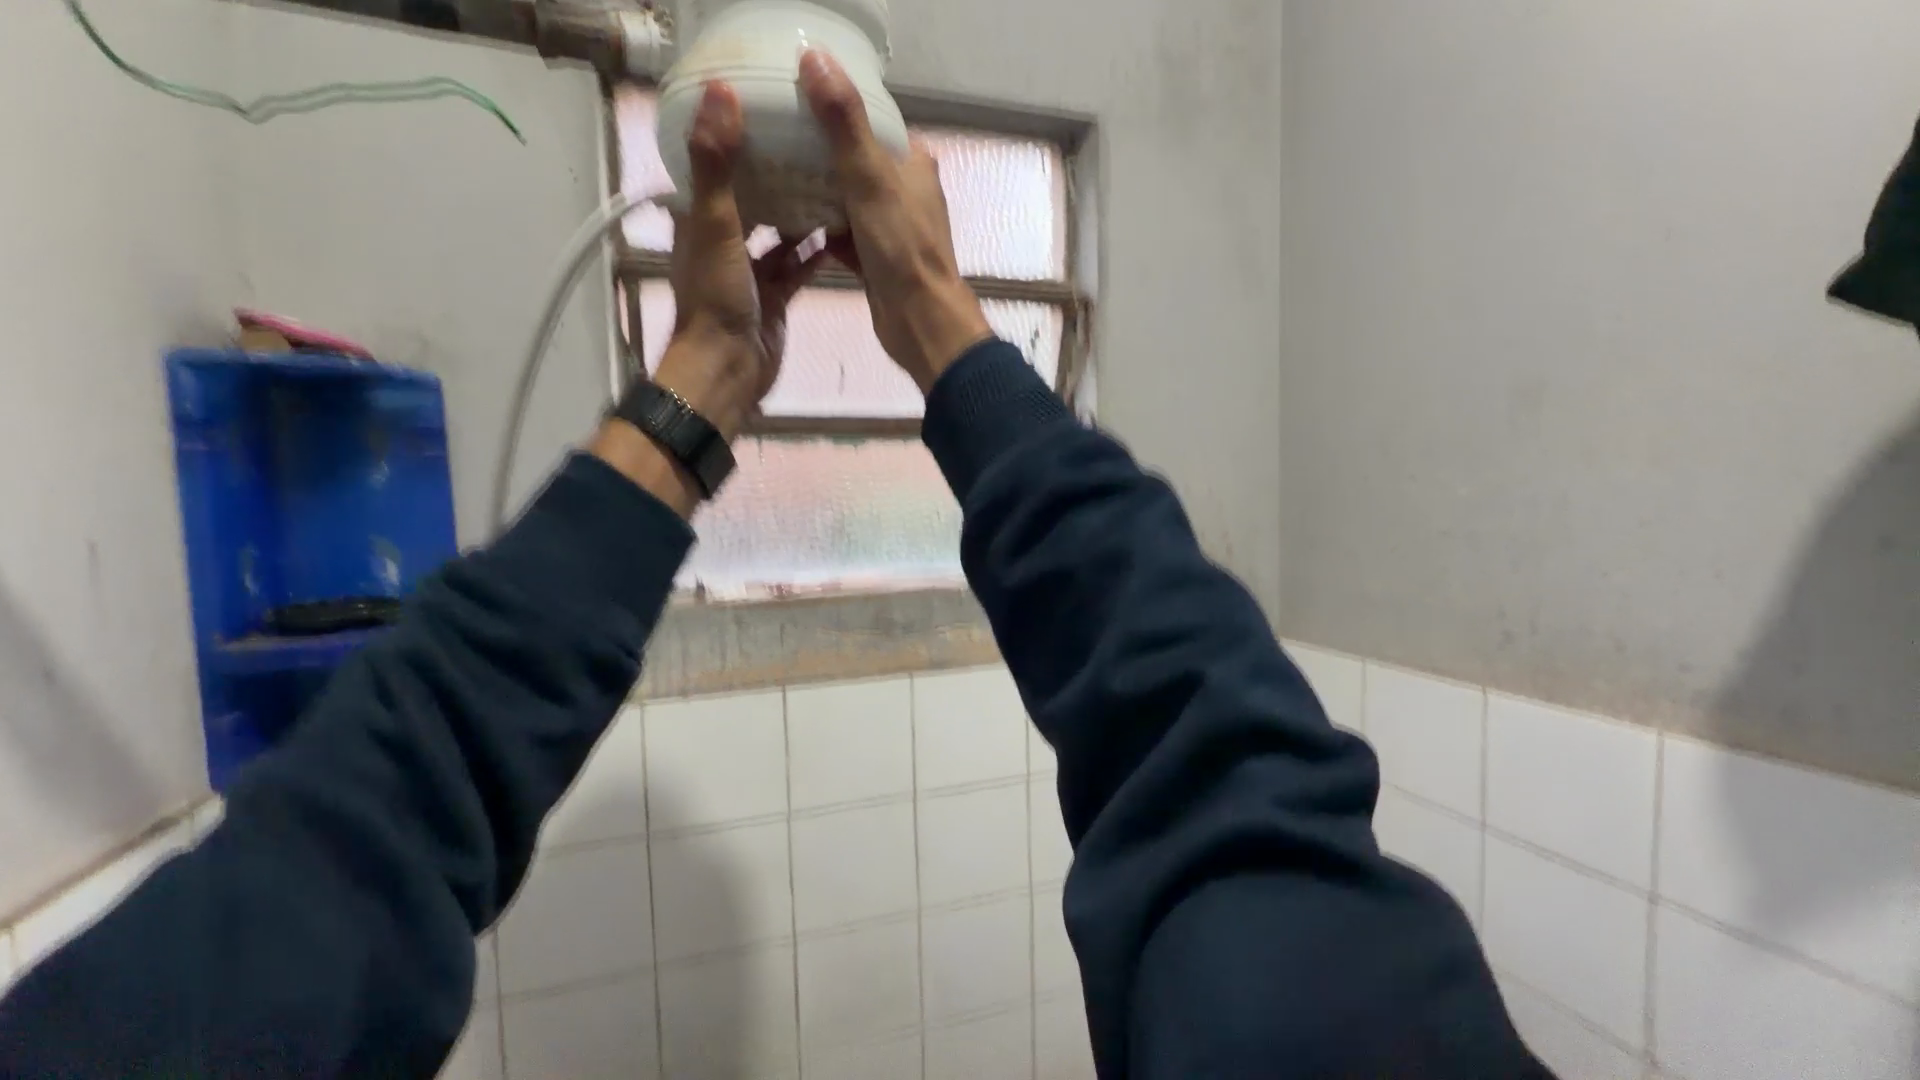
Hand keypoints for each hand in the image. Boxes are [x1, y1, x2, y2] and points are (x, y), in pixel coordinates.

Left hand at [655, 81, 826, 438]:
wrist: (729, 368)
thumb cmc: (717, 298)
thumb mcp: (715, 225)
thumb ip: (717, 163)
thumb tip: (720, 92)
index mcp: (700, 220)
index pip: (713, 165)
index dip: (732, 135)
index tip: (762, 103)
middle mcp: (723, 240)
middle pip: (751, 196)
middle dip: (776, 170)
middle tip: (809, 137)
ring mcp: (751, 270)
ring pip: (778, 230)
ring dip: (801, 209)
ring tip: (832, 176)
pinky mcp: (776, 294)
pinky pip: (798, 264)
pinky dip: (816, 249)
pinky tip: (841, 228)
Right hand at [799, 50, 995, 392]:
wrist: (919, 321)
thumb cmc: (901, 249)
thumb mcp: (870, 179)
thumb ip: (844, 124)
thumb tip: (815, 59)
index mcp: (914, 164)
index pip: (873, 122)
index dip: (836, 109)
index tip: (793, 100)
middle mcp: (905, 192)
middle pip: (855, 161)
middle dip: (818, 151)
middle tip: (773, 138)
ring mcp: (890, 228)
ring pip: (846, 199)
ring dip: (815, 190)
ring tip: (771, 173)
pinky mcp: (875, 259)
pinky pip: (840, 234)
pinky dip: (818, 228)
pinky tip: (784, 220)